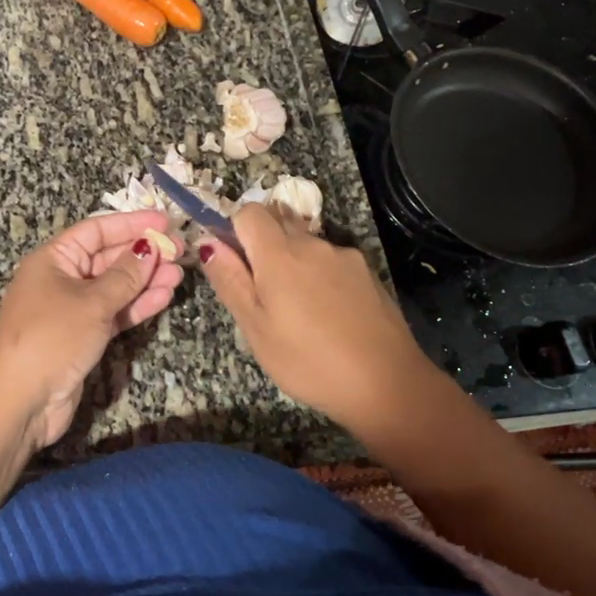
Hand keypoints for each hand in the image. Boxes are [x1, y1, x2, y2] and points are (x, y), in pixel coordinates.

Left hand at [0, 210, 184, 448]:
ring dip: (146, 281)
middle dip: (143, 255)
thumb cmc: (50, 337)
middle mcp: (61, 279)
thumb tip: (149, 248)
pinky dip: (137, 306)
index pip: (96, 231)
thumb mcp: (91, 302)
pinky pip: (114, 313)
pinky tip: (164, 297)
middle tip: (180, 251)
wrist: (20, 400)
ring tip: (179, 275)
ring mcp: (72, 309)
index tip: (164, 222)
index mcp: (53, 259)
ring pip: (115, 288)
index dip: (130, 224)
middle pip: (107, 258)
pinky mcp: (82, 336)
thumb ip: (125, 276)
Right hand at [198, 203, 440, 436]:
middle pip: (279, 222)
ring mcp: (345, 257)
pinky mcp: (368, 274)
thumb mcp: (255, 328)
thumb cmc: (309, 361)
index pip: (249, 212)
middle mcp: (313, 244)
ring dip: (294, 263)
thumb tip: (208, 243)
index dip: (235, 231)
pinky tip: (328, 315)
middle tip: (262, 293)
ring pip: (307, 244)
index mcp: (279, 254)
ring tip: (298, 311)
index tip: (234, 264)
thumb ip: (230, 280)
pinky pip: (332, 263)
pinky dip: (321, 277)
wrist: (388, 384)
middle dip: (263, 246)